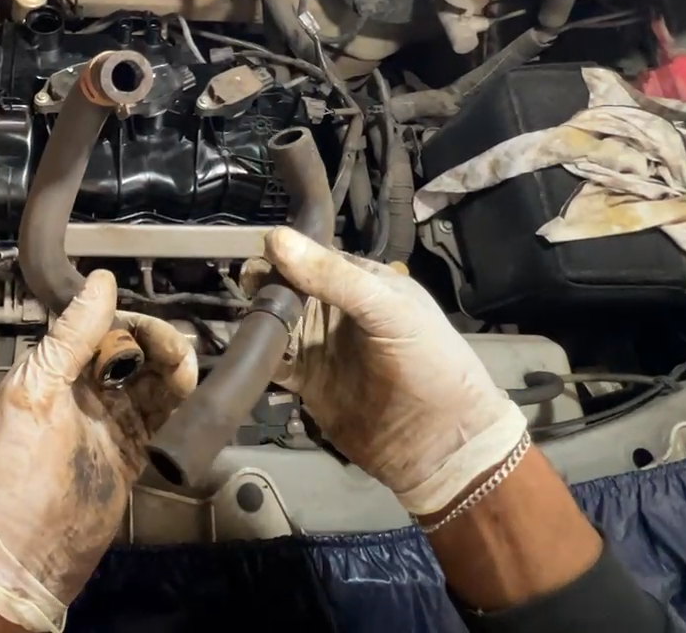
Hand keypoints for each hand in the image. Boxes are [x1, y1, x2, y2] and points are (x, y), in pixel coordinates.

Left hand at [0, 270, 196, 630]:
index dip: (129, 323)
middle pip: (129, 352)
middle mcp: (81, 391)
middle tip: (176, 351)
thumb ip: (70, 337)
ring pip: (148, 381)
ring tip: (185, 371)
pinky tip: (187, 394)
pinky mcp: (128, 453)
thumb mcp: (37, 392)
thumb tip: (101, 282)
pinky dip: (175, 403)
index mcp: (52, 370)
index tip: (152, 329)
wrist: (22, 557)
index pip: (99, 328)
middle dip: (155, 344)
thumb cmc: (16, 474)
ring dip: (170, 370)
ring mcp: (106, 423)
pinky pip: (158, 417)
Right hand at [263, 226, 526, 516]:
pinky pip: (273, 361)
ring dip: (256, 316)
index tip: (258, 251)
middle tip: (248, 286)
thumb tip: (274, 237)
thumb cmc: (430, 365)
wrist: (445, 449)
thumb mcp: (389, 310)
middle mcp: (335, 309)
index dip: (285, 251)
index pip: (312, 255)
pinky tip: (244, 349)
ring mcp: (319, 345)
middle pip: (287, 286)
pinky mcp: (306, 381)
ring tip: (240, 314)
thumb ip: (333, 276)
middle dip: (264, 282)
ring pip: (276, 321)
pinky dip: (256, 355)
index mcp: (360, 281)